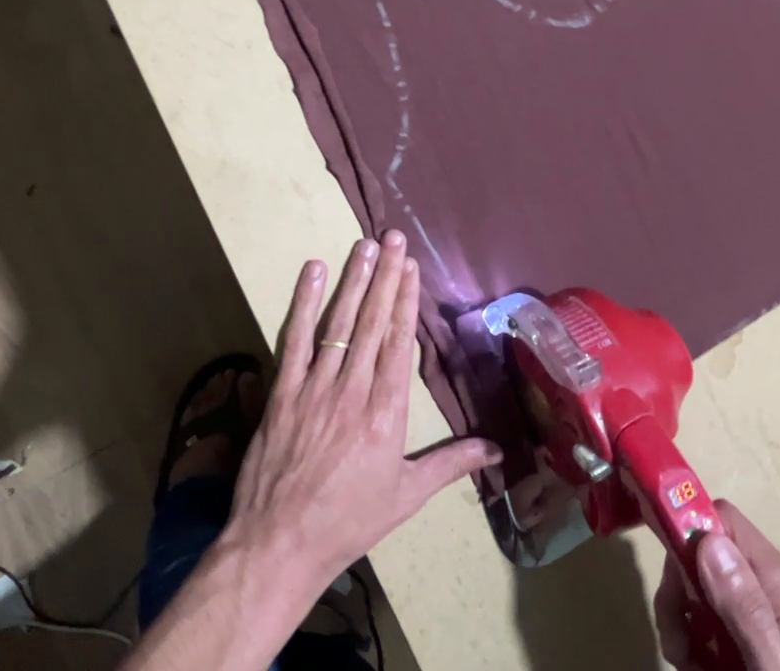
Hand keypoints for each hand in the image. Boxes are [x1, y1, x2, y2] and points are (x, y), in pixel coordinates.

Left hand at [223, 231, 502, 592]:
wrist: (281, 542)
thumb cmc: (349, 521)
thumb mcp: (406, 495)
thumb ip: (451, 463)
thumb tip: (498, 449)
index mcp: (386, 413)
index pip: (399, 344)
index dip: (405, 302)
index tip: (411, 267)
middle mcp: (353, 391)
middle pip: (372, 323)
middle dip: (385, 277)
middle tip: (392, 237)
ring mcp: (314, 388)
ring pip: (338, 324)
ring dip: (353, 281)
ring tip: (364, 246)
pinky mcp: (281, 391)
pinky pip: (294, 339)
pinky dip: (304, 303)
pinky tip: (313, 272)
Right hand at [654, 500, 779, 670]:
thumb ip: (746, 611)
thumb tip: (709, 540)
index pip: (722, 520)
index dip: (684, 546)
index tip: (673, 602)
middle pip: (716, 558)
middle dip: (686, 603)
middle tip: (681, 658)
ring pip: (726, 587)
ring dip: (701, 627)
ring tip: (700, 670)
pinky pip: (749, 610)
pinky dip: (726, 636)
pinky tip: (723, 668)